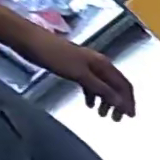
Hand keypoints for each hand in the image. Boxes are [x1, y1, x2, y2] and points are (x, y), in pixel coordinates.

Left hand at [17, 32, 136, 120]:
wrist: (29, 40)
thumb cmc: (55, 56)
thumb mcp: (80, 74)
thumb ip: (101, 89)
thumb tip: (120, 102)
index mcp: (104, 65)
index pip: (123, 85)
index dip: (129, 101)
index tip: (130, 116)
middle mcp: (99, 65)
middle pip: (116, 86)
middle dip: (118, 103)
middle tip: (116, 119)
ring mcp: (87, 66)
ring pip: (103, 86)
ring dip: (105, 101)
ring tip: (102, 114)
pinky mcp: (76, 68)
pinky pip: (90, 84)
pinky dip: (92, 95)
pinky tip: (88, 104)